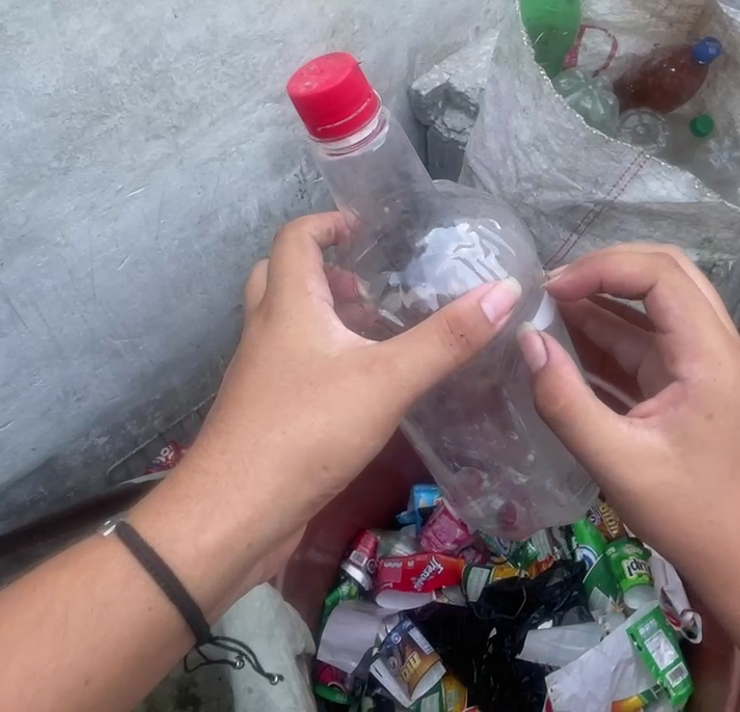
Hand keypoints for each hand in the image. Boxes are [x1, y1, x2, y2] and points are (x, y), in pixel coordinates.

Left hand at [166, 212, 522, 557]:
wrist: (234, 515)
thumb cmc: (306, 430)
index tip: (366, 229)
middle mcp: (266, 329)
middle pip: (283, 275)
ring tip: (376, 331)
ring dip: (325, 314)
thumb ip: (446, 338)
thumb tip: (504, 290)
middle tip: (370, 283)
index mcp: (287, 304)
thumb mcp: (387, 380)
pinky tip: (361, 386)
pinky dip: (322, 356)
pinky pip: (291, 363)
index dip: (328, 223)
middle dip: (326, 270)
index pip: (296, 238)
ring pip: (286, 322)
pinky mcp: (263, 411)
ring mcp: (259, 373)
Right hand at [518, 245, 739, 575]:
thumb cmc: (689, 513)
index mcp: (709, 355)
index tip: (552, 289)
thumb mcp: (617, 463)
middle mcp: (713, 343)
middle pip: (665, 270)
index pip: (660, 274)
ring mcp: (702, 359)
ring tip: (548, 306)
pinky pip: (646, 334)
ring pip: (656, 298)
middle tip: (552, 287)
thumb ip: (566, 402)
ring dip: (603, 295)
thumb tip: (527, 341)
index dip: (603, 268)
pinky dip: (607, 328)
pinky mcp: (687, 378)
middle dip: (605, 268)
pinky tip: (566, 338)